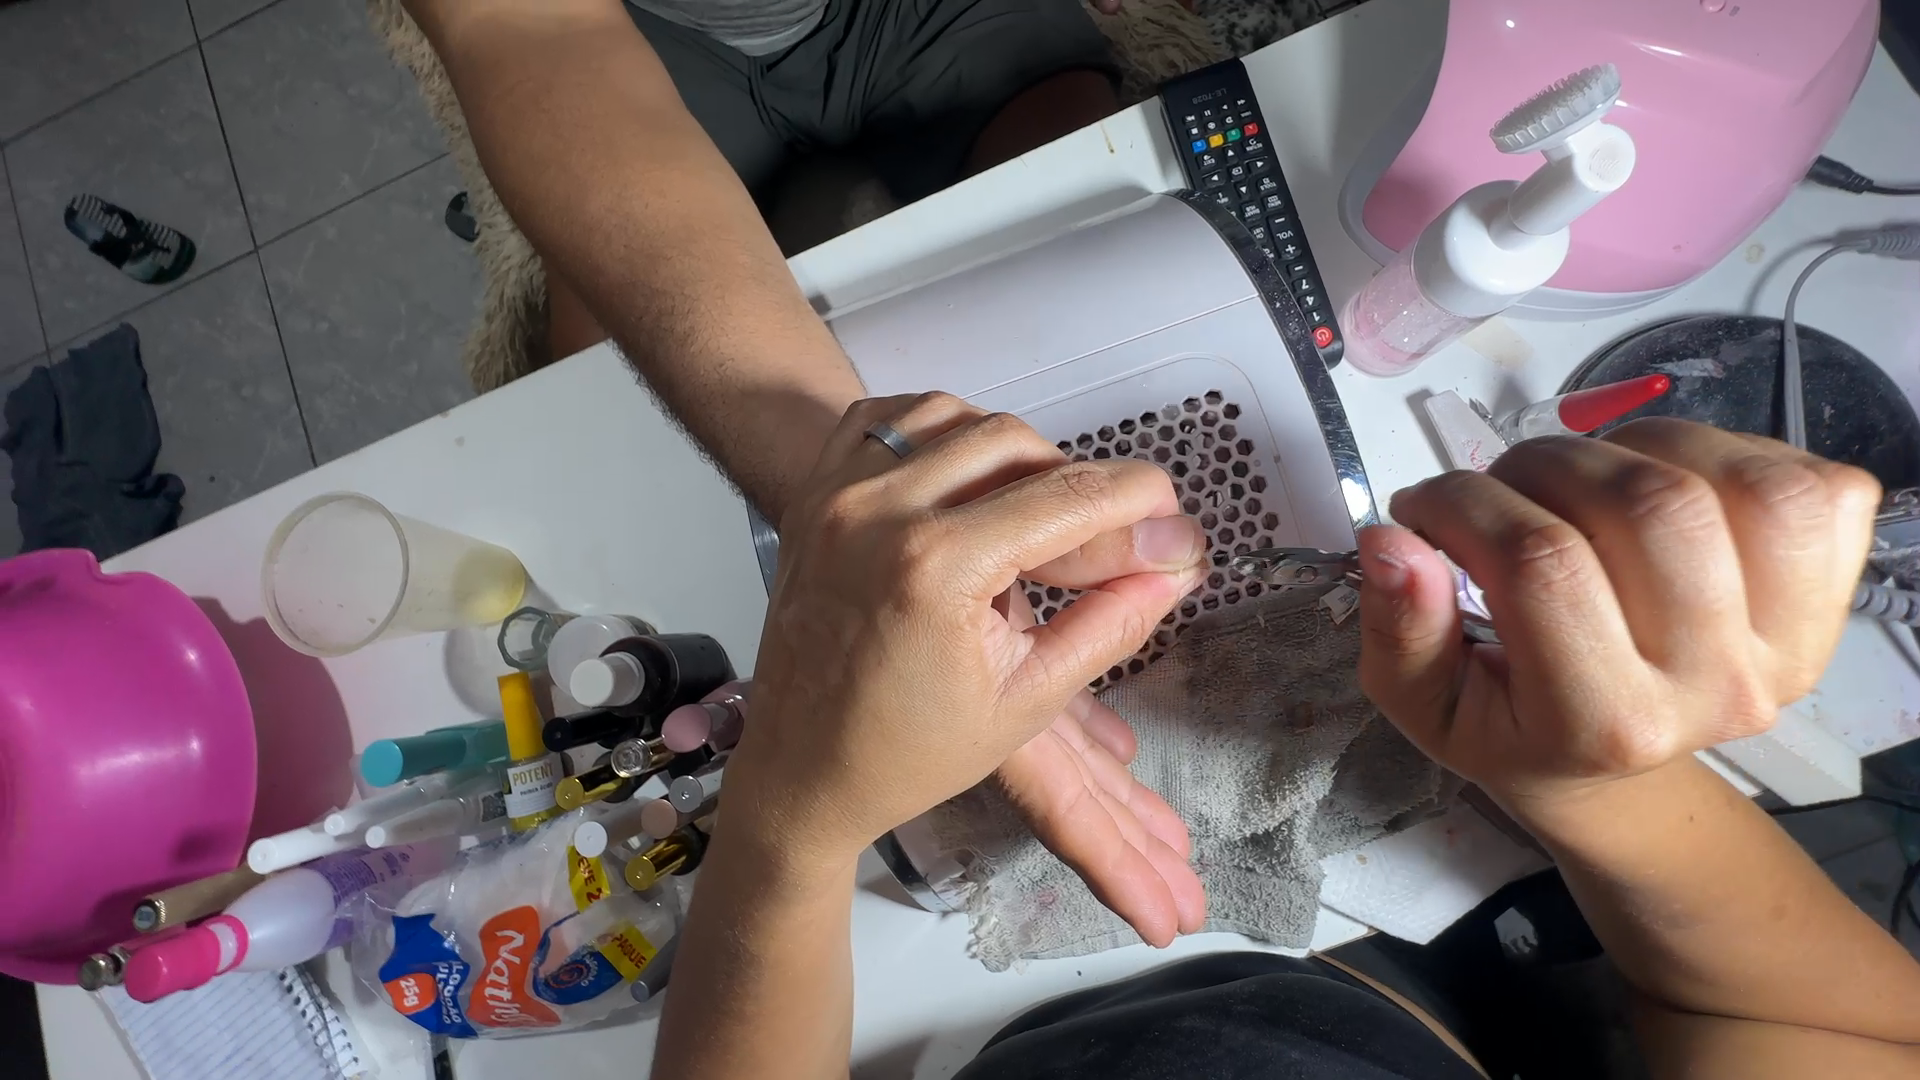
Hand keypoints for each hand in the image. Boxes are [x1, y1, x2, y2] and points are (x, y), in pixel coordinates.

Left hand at [730, 393, 1208, 942]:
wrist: (801, 767)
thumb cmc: (907, 751)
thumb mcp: (1026, 700)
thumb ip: (1110, 624)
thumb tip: (1172, 567)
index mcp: (936, 567)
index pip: (1066, 499)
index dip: (1134, 497)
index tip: (1167, 508)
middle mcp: (879, 509)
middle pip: (1016, 442)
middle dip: (1074, 479)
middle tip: (1096, 531)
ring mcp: (837, 491)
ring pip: (957, 416)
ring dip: (1010, 452)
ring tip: (1028, 512)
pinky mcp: (814, 492)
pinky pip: (890, 418)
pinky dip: (940, 430)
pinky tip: (962, 477)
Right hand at [1356, 420, 1878, 807]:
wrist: (1604, 765)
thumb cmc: (1498, 726)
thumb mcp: (1416, 700)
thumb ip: (1397, 629)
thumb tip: (1388, 540)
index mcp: (1599, 721)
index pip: (1540, 566)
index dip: (1463, 506)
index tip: (1418, 507)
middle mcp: (1712, 685)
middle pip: (1644, 508)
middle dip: (1536, 467)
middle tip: (1489, 492)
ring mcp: (1787, 643)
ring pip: (1728, 484)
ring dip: (1619, 451)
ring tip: (1561, 483)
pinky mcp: (1830, 604)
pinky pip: (1803, 486)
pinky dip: (1710, 455)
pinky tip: (1644, 482)